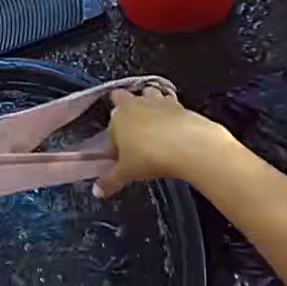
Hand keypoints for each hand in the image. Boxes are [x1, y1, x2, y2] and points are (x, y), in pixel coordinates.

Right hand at [92, 86, 233, 195]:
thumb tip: (98, 191)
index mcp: (118, 116)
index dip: (114, 139)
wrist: (189, 146)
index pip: (111, 124)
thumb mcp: (126, 173)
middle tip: (131, 128)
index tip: (121, 155)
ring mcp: (160, 102)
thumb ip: (110, 180)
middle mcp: (137, 103)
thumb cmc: (149, 156)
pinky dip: (171, 112)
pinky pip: (171, 103)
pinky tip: (174, 128)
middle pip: (124, 97)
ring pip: (149, 94)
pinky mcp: (181, 105)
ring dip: (149, 102)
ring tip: (153, 123)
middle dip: (125, 106)